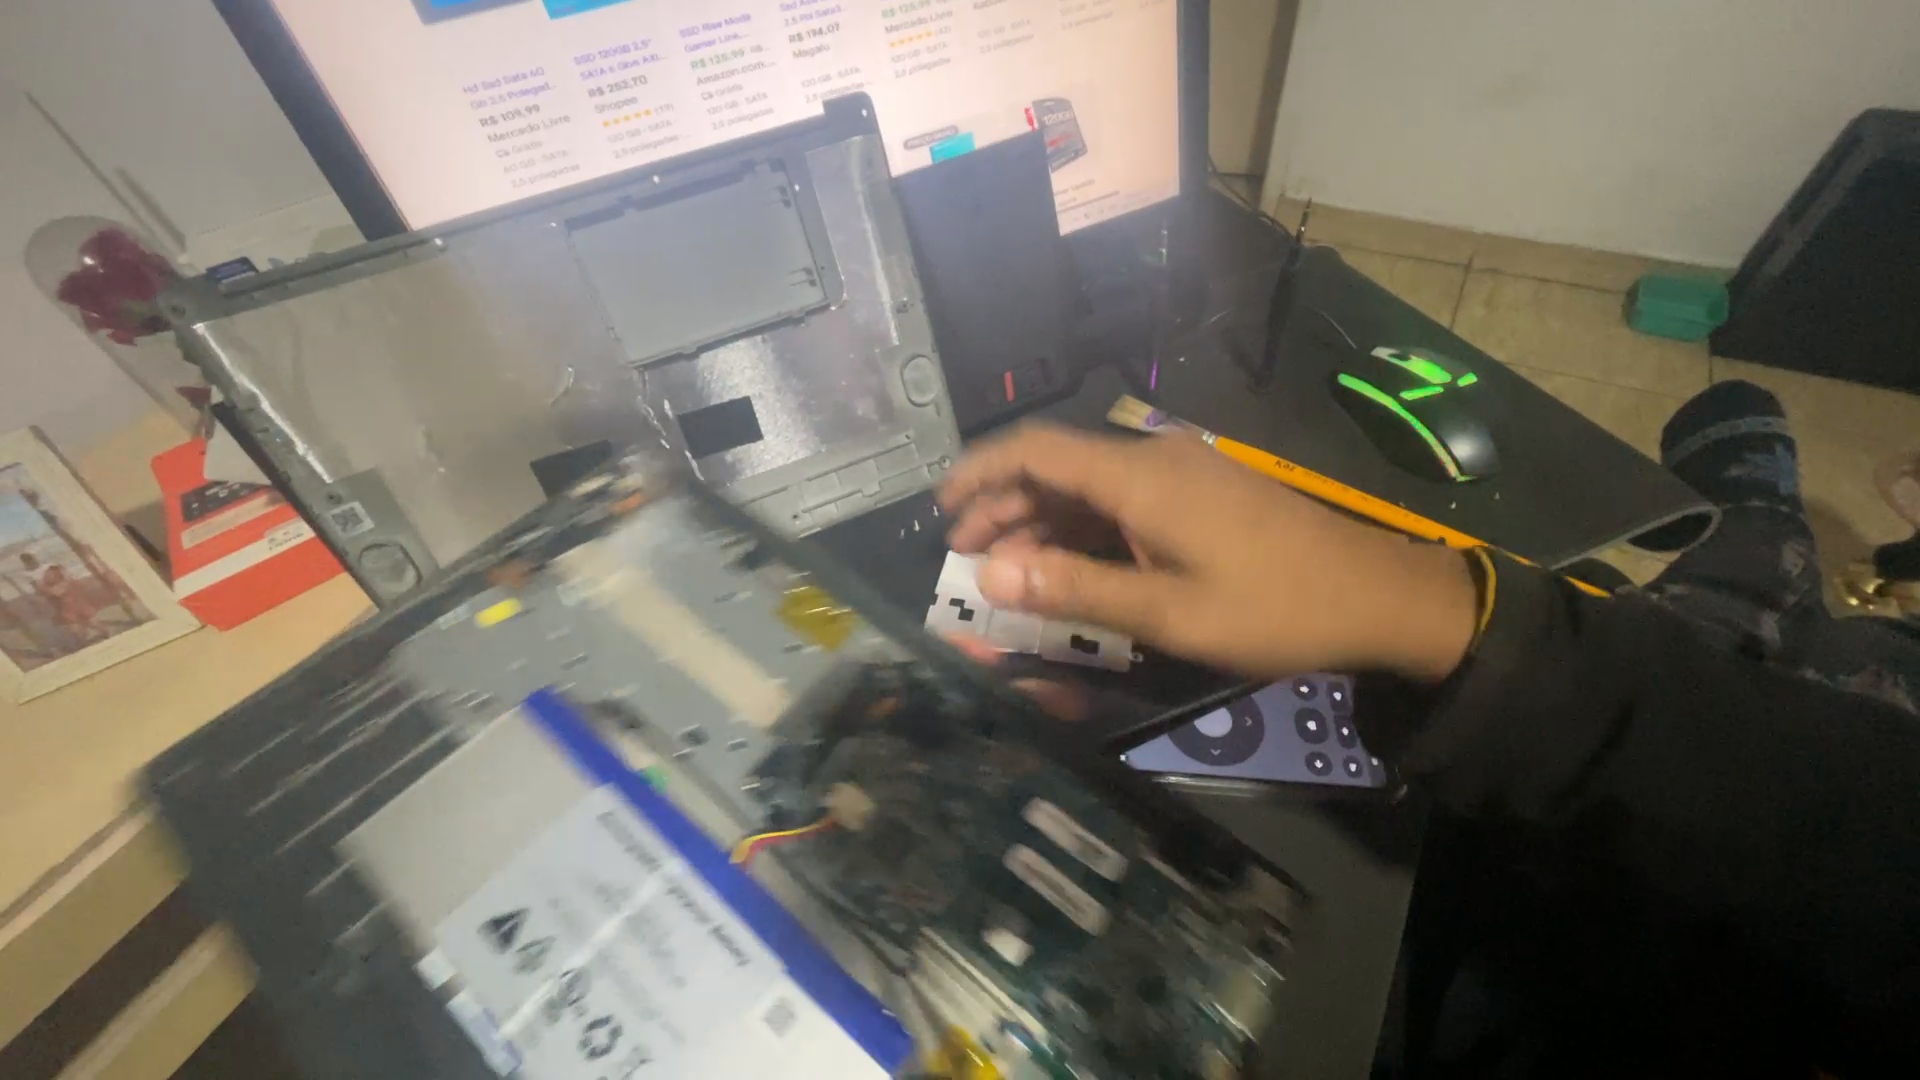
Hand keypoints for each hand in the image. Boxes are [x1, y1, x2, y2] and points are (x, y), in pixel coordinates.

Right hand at [939, 424, 1478, 681]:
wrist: (1379, 598)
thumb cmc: (1272, 608)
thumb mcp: (1168, 613)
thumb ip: (1076, 590)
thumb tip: (991, 576)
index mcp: (1140, 477)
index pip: (1036, 450)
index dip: (980, 471)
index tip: (942, 509)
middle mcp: (1152, 459)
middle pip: (1056, 466)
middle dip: (1002, 505)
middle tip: (965, 554)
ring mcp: (1178, 474)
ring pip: (1086, 485)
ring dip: (1039, 519)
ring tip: (1004, 565)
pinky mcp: (1196, 493)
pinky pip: (1120, 501)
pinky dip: (1081, 528)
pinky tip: (1066, 560)